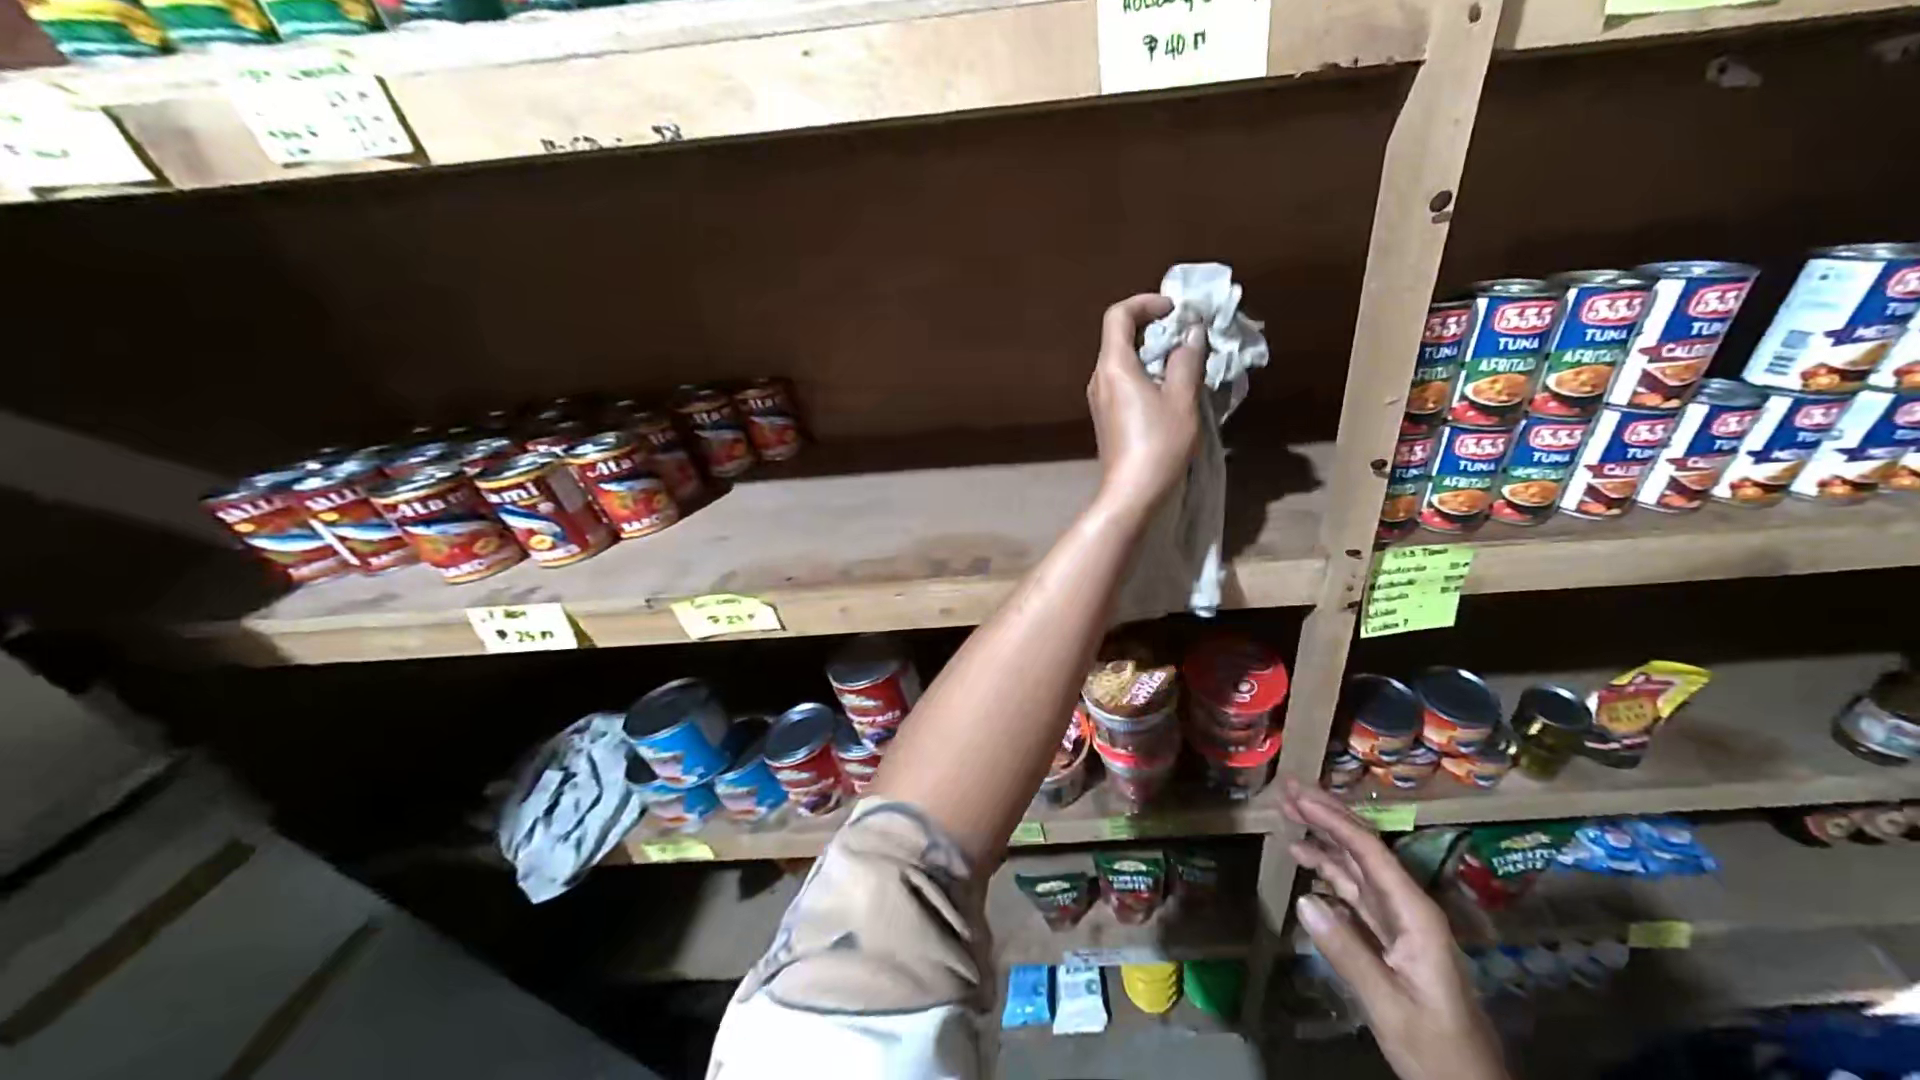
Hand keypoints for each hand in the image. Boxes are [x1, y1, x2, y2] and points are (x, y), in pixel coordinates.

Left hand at [1087, 294, 1202, 518]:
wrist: (1132, 492)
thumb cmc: (1158, 444)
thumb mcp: (1181, 398)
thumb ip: (1186, 360)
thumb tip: (1191, 332)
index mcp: (1113, 367)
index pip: (1118, 315)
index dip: (1146, 303)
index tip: (1174, 309)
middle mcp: (1099, 379)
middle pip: (1119, 337)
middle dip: (1153, 327)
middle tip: (1186, 333)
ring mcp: (1099, 400)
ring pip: (1122, 362)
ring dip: (1152, 353)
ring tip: (1184, 361)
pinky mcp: (1106, 418)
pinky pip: (1123, 382)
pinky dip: (1146, 374)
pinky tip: (1170, 390)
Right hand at [1283, 781, 1507, 1079]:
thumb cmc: (1437, 1048)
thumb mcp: (1390, 1006)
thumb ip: (1348, 953)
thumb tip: (1303, 901)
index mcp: (1415, 915)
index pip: (1370, 853)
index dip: (1333, 820)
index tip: (1299, 796)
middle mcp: (1408, 908)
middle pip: (1365, 850)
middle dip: (1328, 816)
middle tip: (1290, 789)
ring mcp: (1398, 922)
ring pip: (1356, 866)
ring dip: (1324, 838)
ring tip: (1289, 814)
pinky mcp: (1388, 937)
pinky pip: (1353, 891)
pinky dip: (1327, 870)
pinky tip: (1305, 859)